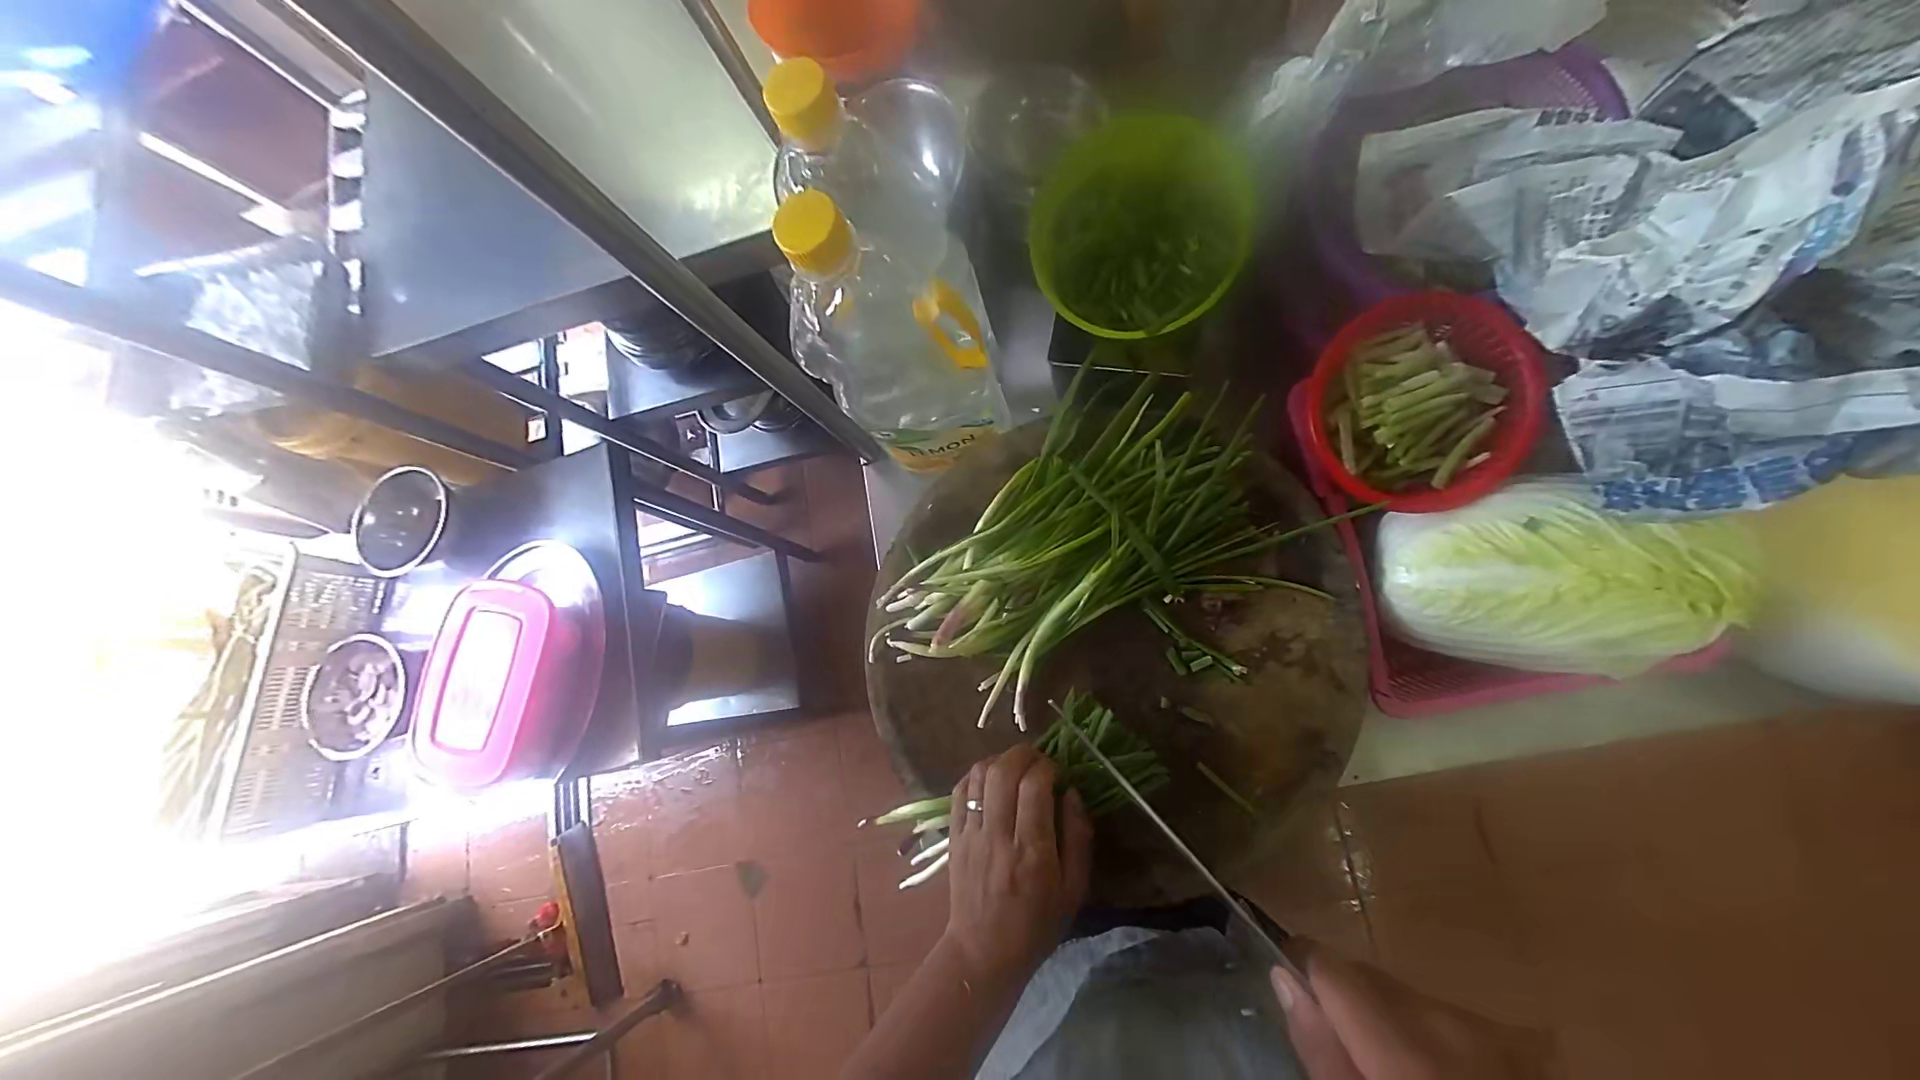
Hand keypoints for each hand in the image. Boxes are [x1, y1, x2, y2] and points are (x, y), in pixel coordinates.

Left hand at [942, 744, 1093, 984]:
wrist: (984, 951)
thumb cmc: (1037, 923)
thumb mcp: (1074, 888)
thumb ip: (1078, 836)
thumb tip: (1072, 792)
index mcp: (1033, 851)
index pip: (1034, 787)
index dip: (1047, 767)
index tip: (1057, 771)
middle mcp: (998, 836)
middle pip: (1003, 772)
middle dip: (1023, 754)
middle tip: (1038, 759)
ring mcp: (971, 834)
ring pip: (978, 775)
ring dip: (999, 760)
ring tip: (1015, 766)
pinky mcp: (954, 836)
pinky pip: (960, 791)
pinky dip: (975, 775)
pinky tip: (990, 779)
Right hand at [1270, 946, 1553, 1078]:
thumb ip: (1322, 1051)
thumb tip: (1285, 978)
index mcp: (1405, 1047)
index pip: (1328, 963)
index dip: (1301, 963)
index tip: (1288, 976)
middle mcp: (1453, 1023)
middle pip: (1371, 979)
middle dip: (1351, 1000)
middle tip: (1348, 1045)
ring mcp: (1502, 1035)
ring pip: (1415, 997)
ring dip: (1397, 1019)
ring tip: (1403, 1065)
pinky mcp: (1537, 1048)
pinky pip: (1463, 1019)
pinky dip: (1444, 1036)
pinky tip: (1451, 1071)